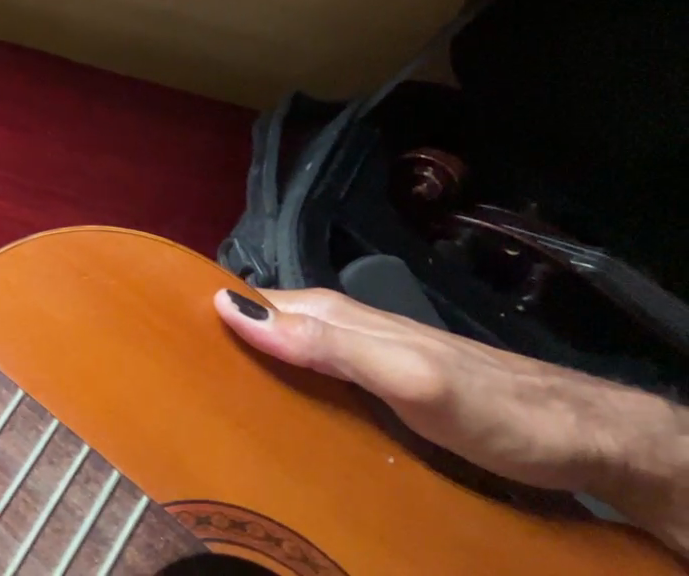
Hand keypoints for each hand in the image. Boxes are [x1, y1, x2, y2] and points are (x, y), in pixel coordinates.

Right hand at [216, 287, 688, 554]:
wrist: (584, 444)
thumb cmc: (490, 403)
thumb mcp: (403, 371)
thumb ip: (321, 341)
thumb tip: (226, 307)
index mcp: (323, 312)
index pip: (241, 303)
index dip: (201, 319)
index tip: (162, 347)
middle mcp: (329, 330)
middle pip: (255, 337)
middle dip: (218, 357)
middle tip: (182, 393)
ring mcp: (351, 364)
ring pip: (278, 367)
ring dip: (248, 385)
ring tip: (214, 416)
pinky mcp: (368, 398)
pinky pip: (306, 394)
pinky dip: (282, 406)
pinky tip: (272, 431)